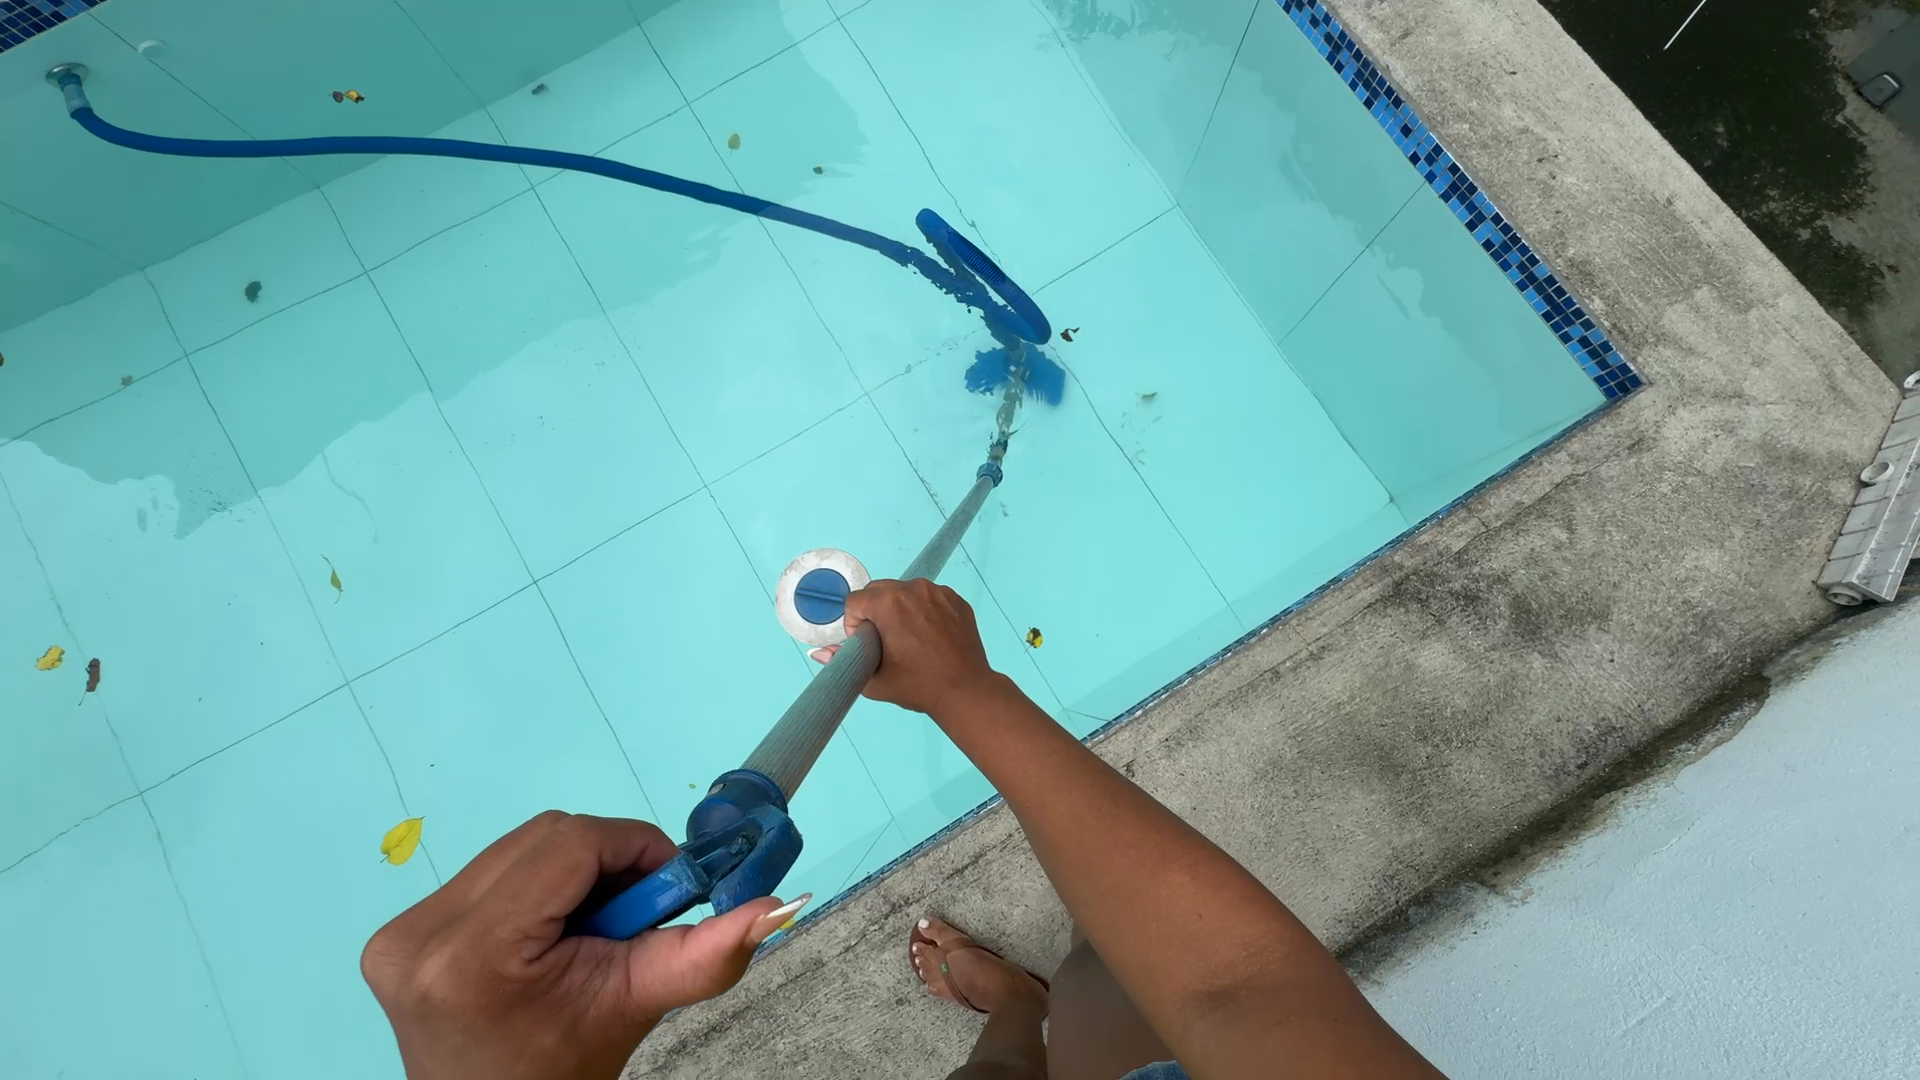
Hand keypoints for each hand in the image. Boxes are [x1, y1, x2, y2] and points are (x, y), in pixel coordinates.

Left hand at [361, 811, 806, 1079]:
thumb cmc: (568, 1068)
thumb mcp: (641, 1003)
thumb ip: (711, 953)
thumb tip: (782, 904)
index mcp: (474, 953)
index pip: (572, 842)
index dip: (634, 848)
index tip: (665, 888)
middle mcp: (422, 931)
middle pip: (550, 835)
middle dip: (609, 859)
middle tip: (634, 911)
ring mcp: (403, 927)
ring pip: (528, 842)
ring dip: (579, 865)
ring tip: (593, 923)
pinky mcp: (403, 927)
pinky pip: (502, 863)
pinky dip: (545, 878)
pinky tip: (554, 925)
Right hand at [809, 577, 1000, 714]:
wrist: (965, 690)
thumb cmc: (918, 686)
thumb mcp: (874, 680)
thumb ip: (841, 662)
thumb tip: (818, 653)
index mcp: (889, 604)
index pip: (855, 601)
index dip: (854, 625)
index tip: (868, 645)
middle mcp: (913, 588)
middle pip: (878, 591)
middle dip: (875, 613)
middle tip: (886, 642)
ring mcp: (938, 591)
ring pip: (904, 591)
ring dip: (899, 609)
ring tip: (910, 639)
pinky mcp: (955, 599)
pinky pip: (928, 597)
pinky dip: (923, 610)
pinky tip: (931, 636)